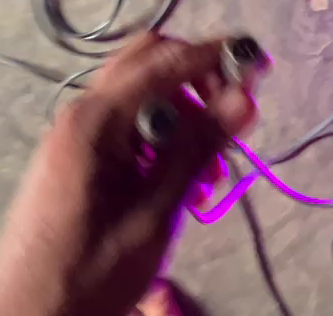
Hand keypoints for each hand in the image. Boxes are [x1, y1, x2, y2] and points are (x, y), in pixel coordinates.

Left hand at [0, 33, 259, 315]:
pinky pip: (124, 120)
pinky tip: (178, 177)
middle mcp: (81, 110)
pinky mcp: (74, 153)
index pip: (165, 62)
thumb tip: (244, 96)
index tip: (259, 62)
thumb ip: (197, 150)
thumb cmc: (88, 277)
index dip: (215, 56)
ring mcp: (73, 130)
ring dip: (180, 109)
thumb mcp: (153, 216)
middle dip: (195, 75)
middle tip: (230, 114)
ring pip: (138, 90)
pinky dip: (158, 132)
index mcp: (95, 119)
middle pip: (147, 59)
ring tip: (210, 167)